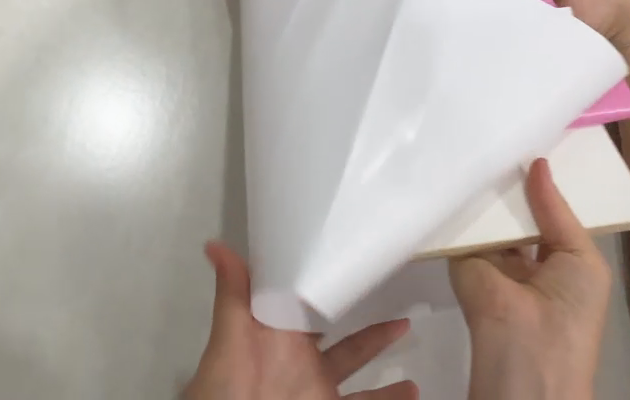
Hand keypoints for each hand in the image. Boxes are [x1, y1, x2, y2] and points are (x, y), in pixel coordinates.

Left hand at [186, 241, 416, 399]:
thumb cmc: (226, 385)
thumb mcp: (228, 335)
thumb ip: (232, 292)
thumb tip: (214, 243)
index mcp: (280, 334)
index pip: (307, 301)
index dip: (327, 282)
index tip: (353, 258)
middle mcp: (302, 361)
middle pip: (342, 337)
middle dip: (367, 323)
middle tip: (396, 300)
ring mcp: (318, 389)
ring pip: (358, 372)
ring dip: (384, 362)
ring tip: (410, 340)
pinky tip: (414, 393)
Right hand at [449, 160, 609, 399]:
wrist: (524, 347)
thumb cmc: (570, 309)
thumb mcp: (582, 257)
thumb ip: (557, 209)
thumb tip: (538, 163)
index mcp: (556, 259)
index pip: (547, 213)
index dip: (543, 184)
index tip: (536, 145)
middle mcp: (521, 254)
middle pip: (515, 208)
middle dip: (513, 179)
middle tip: (505, 135)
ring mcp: (488, 252)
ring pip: (488, 211)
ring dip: (488, 185)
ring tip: (482, 139)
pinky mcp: (458, 251)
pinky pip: (461, 219)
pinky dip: (461, 196)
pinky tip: (459, 162)